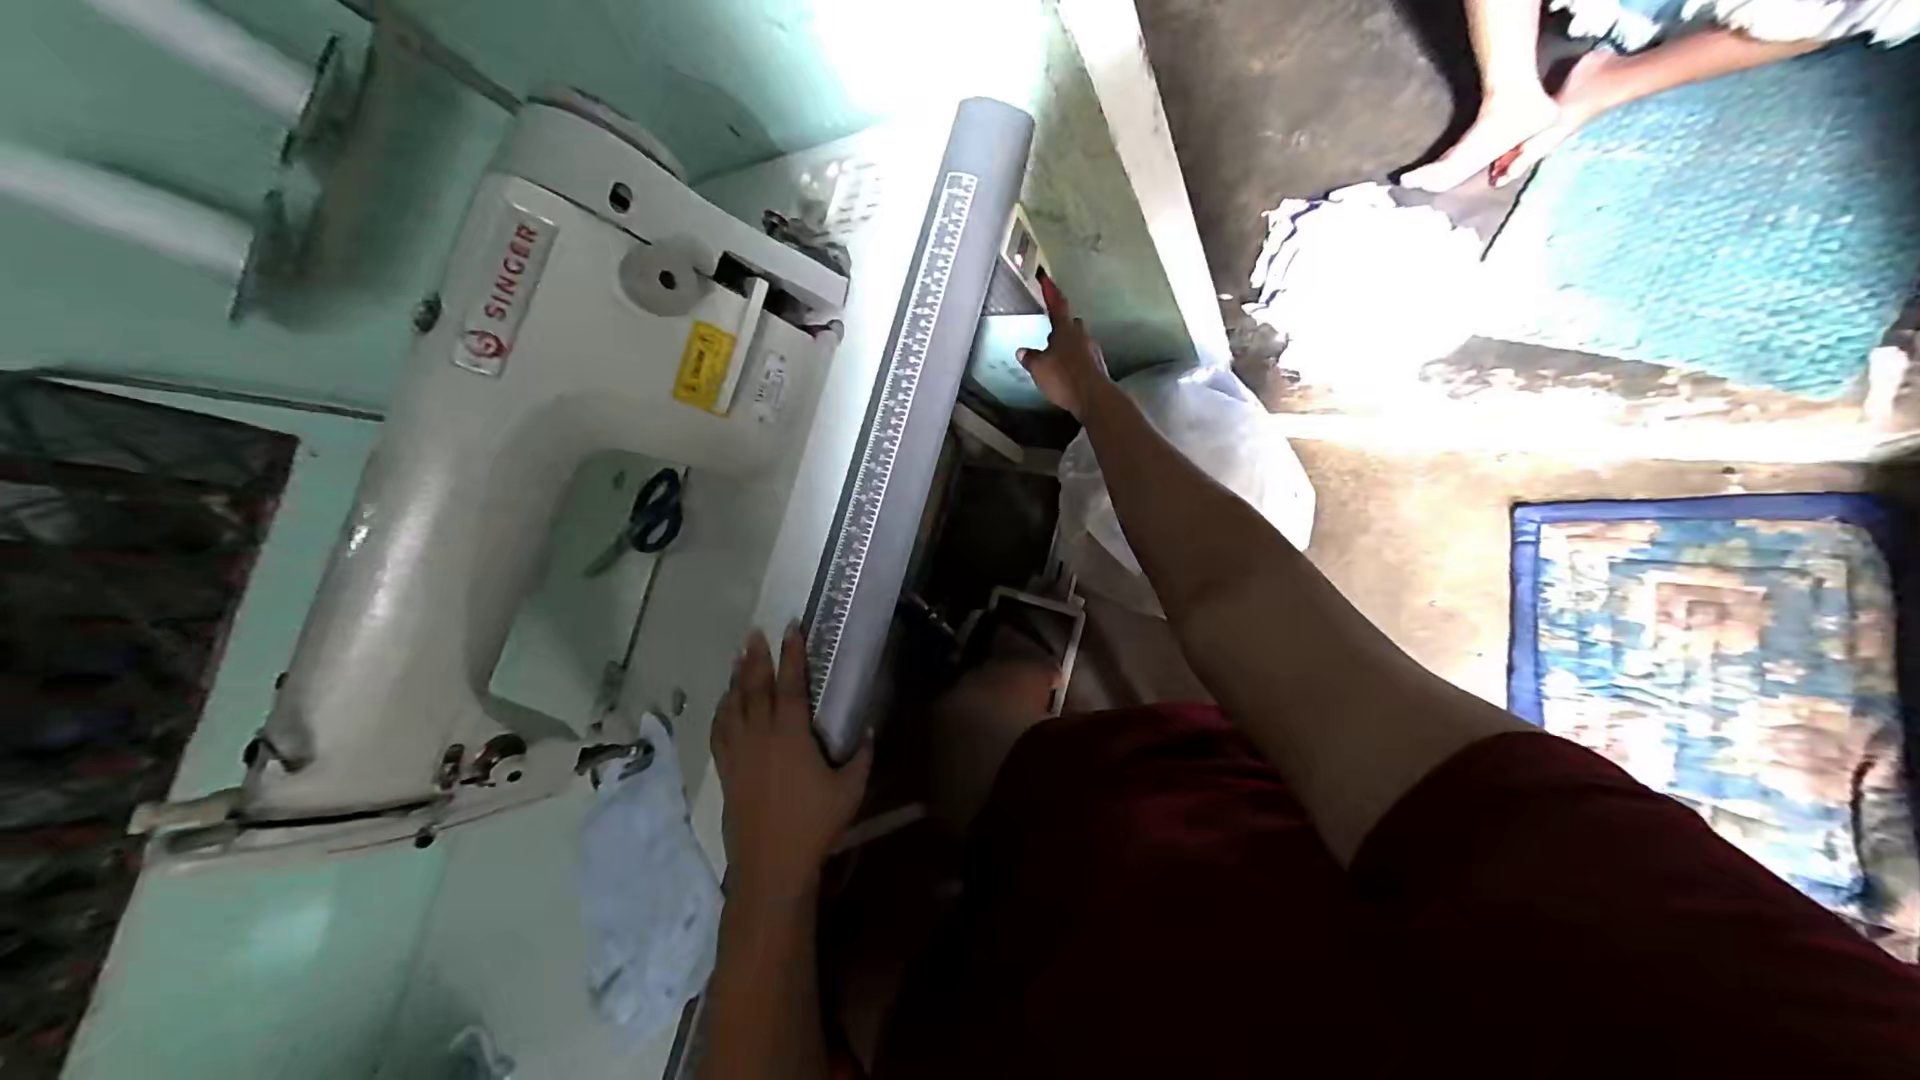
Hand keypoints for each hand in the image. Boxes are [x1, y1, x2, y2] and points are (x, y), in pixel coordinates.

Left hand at [711, 624, 871, 904]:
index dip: (791, 654)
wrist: (770, 864)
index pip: (790, 683)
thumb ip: (863, 756)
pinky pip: (719, 730)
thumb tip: (871, 730)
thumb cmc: (814, 824)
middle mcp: (760, 734)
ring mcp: (738, 751)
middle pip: (755, 686)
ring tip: (738, 657)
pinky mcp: (726, 769)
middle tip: (755, 633)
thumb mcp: (850, 789)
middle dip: (757, 657)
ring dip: (736, 677)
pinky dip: (721, 710)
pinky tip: (723, 703)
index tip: (791, 628)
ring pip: (733, 704)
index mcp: (791, 733)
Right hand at [1017, 274, 1108, 417]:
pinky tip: (1066, 371)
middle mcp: (1081, 336)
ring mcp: (1091, 351)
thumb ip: (1030, 358)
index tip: (1046, 279)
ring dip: (1068, 344)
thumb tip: (1022, 352)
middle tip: (1051, 330)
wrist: (1094, 398)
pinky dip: (1074, 360)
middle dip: (1062, 324)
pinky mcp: (1097, 367)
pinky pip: (1083, 357)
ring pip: (1078, 341)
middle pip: (1072, 323)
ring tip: (1055, 355)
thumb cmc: (1064, 377)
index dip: (1050, 291)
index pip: (1057, 305)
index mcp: (1065, 330)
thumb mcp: (1039, 369)